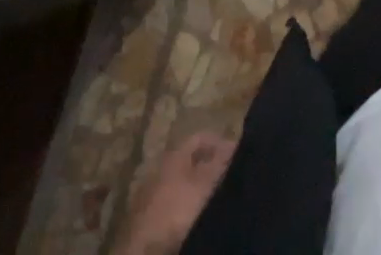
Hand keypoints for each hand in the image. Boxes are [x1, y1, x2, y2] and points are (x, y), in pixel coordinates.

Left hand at [118, 132, 236, 254]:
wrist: (144, 246)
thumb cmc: (176, 207)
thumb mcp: (203, 183)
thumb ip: (219, 161)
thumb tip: (233, 143)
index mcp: (174, 155)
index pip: (199, 137)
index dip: (219, 141)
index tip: (236, 152)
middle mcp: (161, 167)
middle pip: (190, 157)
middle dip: (210, 162)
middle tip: (229, 171)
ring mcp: (153, 189)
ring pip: (183, 178)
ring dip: (200, 181)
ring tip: (218, 191)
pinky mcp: (151, 210)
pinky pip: (175, 196)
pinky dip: (189, 197)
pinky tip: (198, 208)